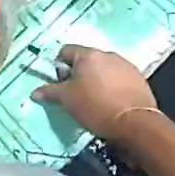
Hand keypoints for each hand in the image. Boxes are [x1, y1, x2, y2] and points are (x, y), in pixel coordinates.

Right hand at [32, 44, 161, 144]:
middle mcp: (107, 54)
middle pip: (86, 59)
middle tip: (76, 94)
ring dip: (97, 79)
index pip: (65, 51)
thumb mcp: (67, 100)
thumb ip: (50, 92)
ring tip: (96, 99)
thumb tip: (34, 92)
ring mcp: (125, 65)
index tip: (61, 84)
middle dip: (79, 73)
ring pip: (103, 68)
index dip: (59, 67)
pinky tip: (112, 102)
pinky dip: (113, 85)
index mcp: (87, 55)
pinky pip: (119, 77)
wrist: (135, 124)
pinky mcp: (139, 78)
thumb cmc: (95, 107)